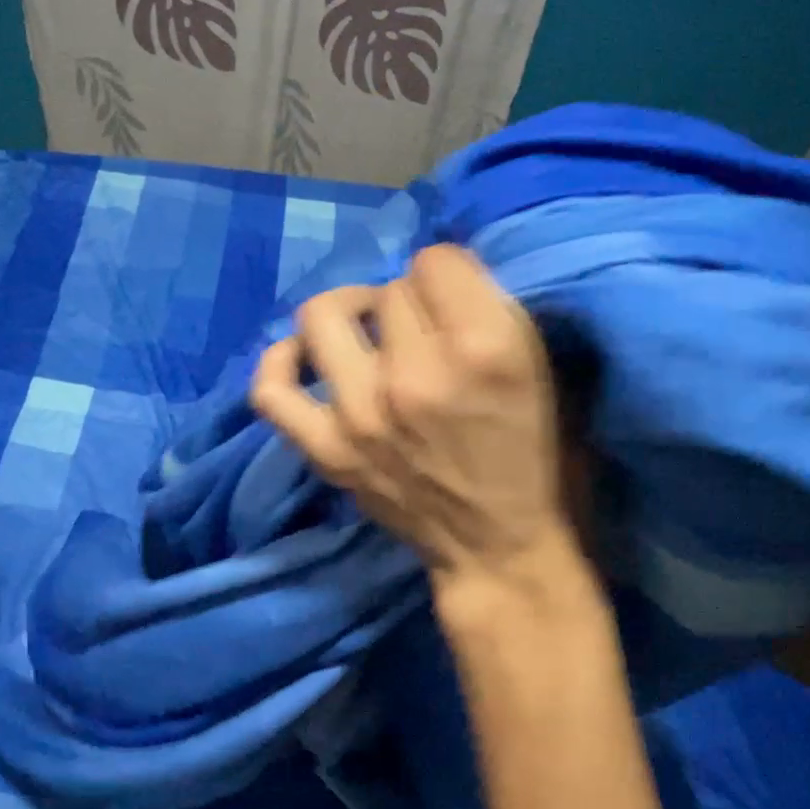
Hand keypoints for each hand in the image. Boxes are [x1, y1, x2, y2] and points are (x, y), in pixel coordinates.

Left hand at [250, 244, 590, 614]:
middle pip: (386, 290)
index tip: (453, 305)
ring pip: (324, 316)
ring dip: (349, 314)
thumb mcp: (537, 366)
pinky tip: (304, 356)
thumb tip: (431, 273)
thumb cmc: (532, 455)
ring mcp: (361, 414)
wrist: (497, 548)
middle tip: (422, 336)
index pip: (434, 259)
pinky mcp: (327, 449)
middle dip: (408, 305)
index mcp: (483, 348)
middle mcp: (416, 375)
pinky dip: (281, 362)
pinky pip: (272, 388)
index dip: (446, 277)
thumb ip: (486, 309)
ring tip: (367, 333)